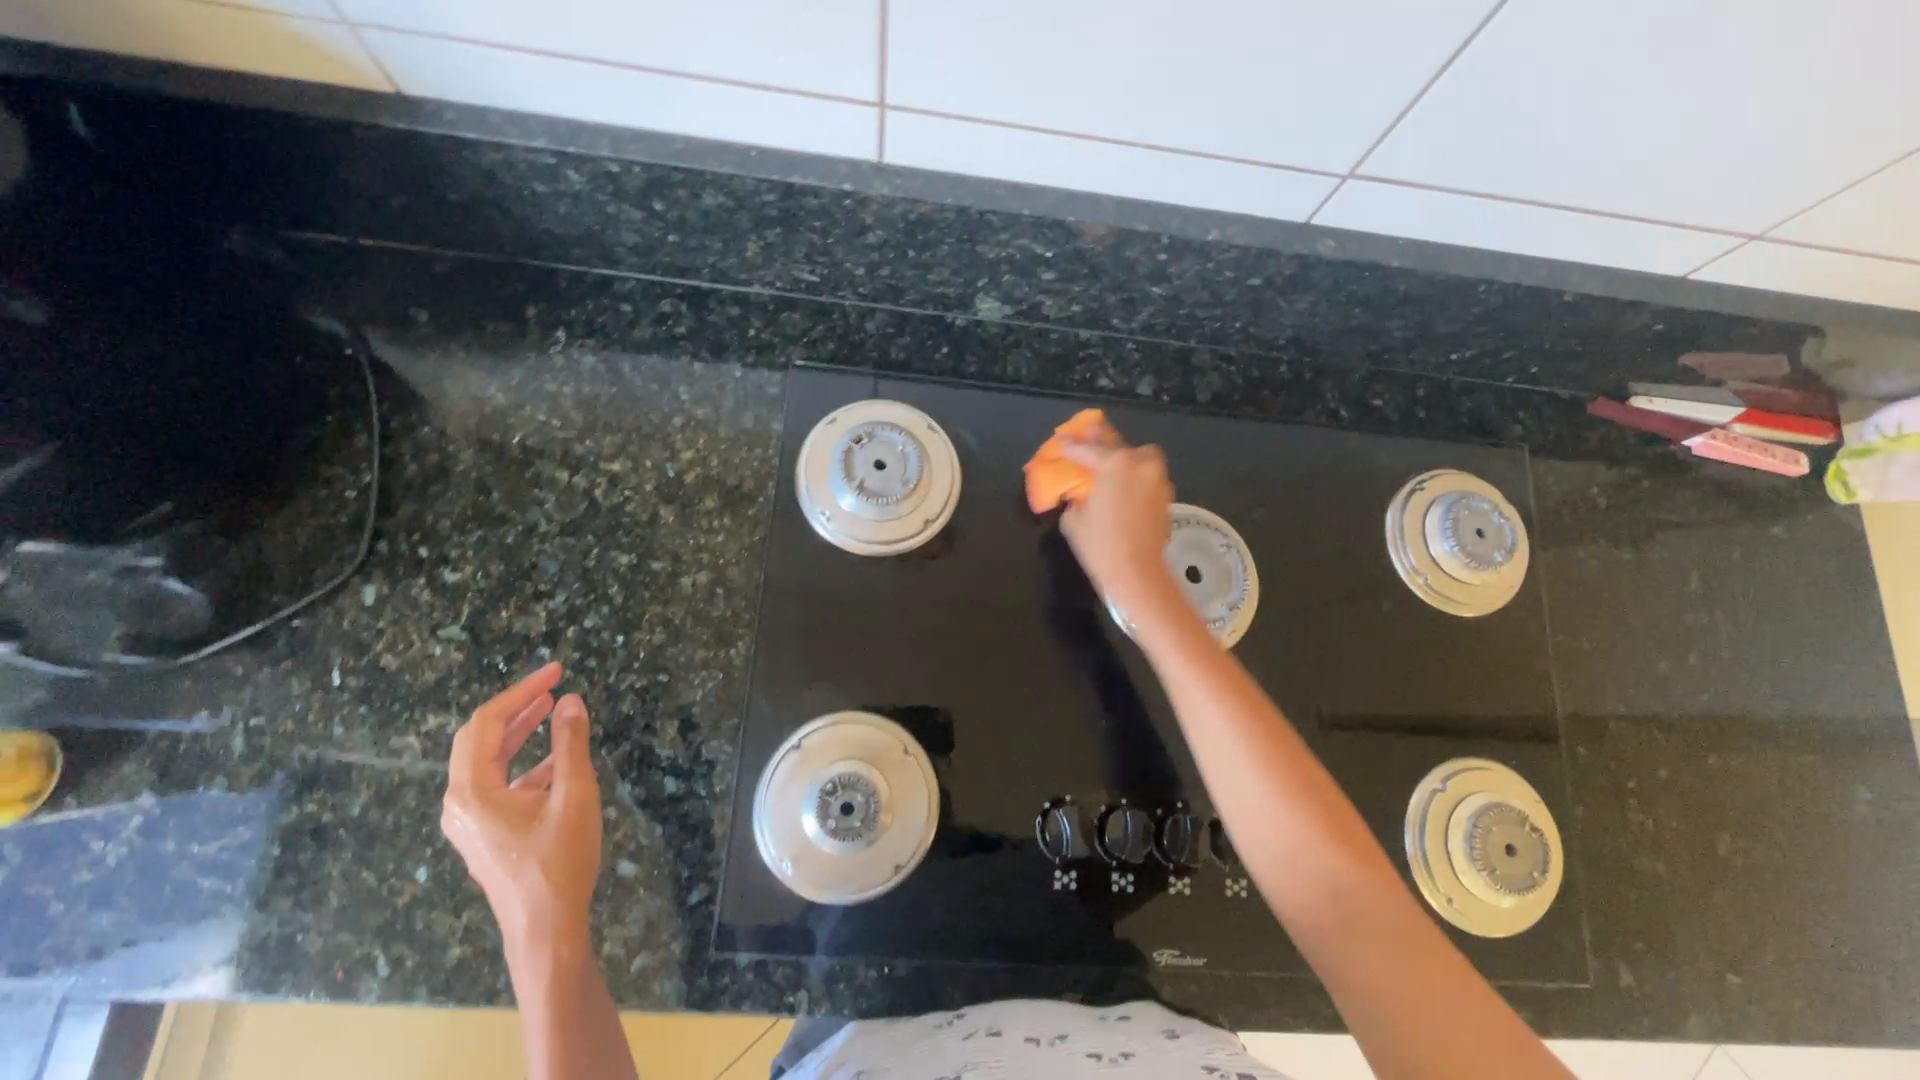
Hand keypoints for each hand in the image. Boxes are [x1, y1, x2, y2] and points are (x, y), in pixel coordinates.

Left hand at [442, 662, 601, 955]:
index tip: (555, 673)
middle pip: (479, 740)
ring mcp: (468, 822)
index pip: (486, 723)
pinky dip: (525, 766)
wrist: (545, 929)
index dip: (521, 692)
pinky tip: (558, 763)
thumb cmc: (559, 862)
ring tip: (554, 713)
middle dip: (517, 710)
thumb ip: (571, 745)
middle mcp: (460, 803)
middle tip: (552, 687)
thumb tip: (571, 701)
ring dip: (520, 736)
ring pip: (488, 763)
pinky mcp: (483, 835)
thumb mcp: (574, 796)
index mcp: (471, 791)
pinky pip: (497, 786)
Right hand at [1058, 430, 1179, 618]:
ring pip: (1141, 457)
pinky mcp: (1166, 497)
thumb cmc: (1100, 545)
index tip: (1061, 442)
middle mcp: (1140, 464)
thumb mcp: (1074, 519)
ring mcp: (1157, 480)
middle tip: (1089, 437)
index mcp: (1115, 464)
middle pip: (1118, 444)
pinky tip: (1125, 486)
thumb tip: (1080, 496)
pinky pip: (1149, 477)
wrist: (1137, 572)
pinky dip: (1137, 476)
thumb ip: (1076, 499)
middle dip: (1102, 441)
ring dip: (1126, 457)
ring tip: (1112, 463)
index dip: (1071, 447)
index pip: (1087, 450)